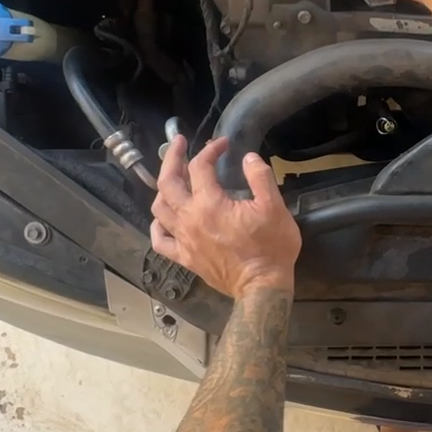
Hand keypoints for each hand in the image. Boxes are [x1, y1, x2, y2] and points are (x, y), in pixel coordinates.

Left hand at [150, 136, 300, 298]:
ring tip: (175, 178)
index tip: (224, 144)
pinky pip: (160, 240)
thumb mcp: (274, 207)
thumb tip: (248, 157)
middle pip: (167, 182)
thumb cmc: (271, 247)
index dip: (211, 150)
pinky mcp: (184, 258)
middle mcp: (189, 219)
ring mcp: (183, 240)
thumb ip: (260, 177)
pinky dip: (157, 225)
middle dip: (172, 158)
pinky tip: (163, 217)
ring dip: (163, 188)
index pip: (200, 167)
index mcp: (210, 204)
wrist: (262, 286)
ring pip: (159, 208)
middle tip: (180, 144)